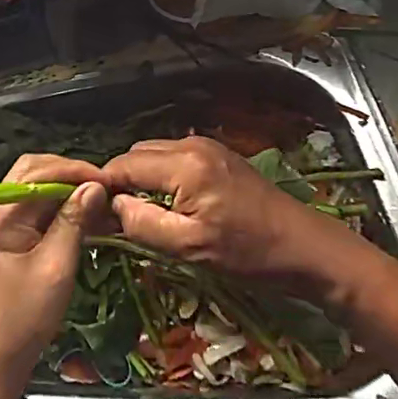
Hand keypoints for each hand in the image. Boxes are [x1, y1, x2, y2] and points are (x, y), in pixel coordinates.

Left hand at [0, 154, 109, 398]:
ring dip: (68, 189)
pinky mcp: (14, 238)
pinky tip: (87, 217)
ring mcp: (5, 224)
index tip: (108, 180)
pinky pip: (40, 209)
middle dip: (71, 173)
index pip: (39, 170)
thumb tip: (95, 187)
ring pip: (39, 188)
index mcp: (2, 213)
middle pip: (35, 170)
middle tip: (104, 186)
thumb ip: (74, 222)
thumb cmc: (23, 317)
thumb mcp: (55, 268)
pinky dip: (63, 207)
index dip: (75, 170)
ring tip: (101, 200)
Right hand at [102, 136, 360, 287]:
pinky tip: (166, 203)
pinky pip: (174, 158)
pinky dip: (161, 175)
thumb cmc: (250, 253)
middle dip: (120, 180)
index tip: (90, 211)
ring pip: (155, 154)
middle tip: (112, 215)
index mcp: (184, 164)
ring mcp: (208, 147)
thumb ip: (143, 224)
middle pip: (137, 154)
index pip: (124, 164)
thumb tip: (111, 206)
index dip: (102, 186)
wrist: (308, 248)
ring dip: (140, 177)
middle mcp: (192, 145)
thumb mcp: (191, 247)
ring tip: (137, 211)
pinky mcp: (219, 156)